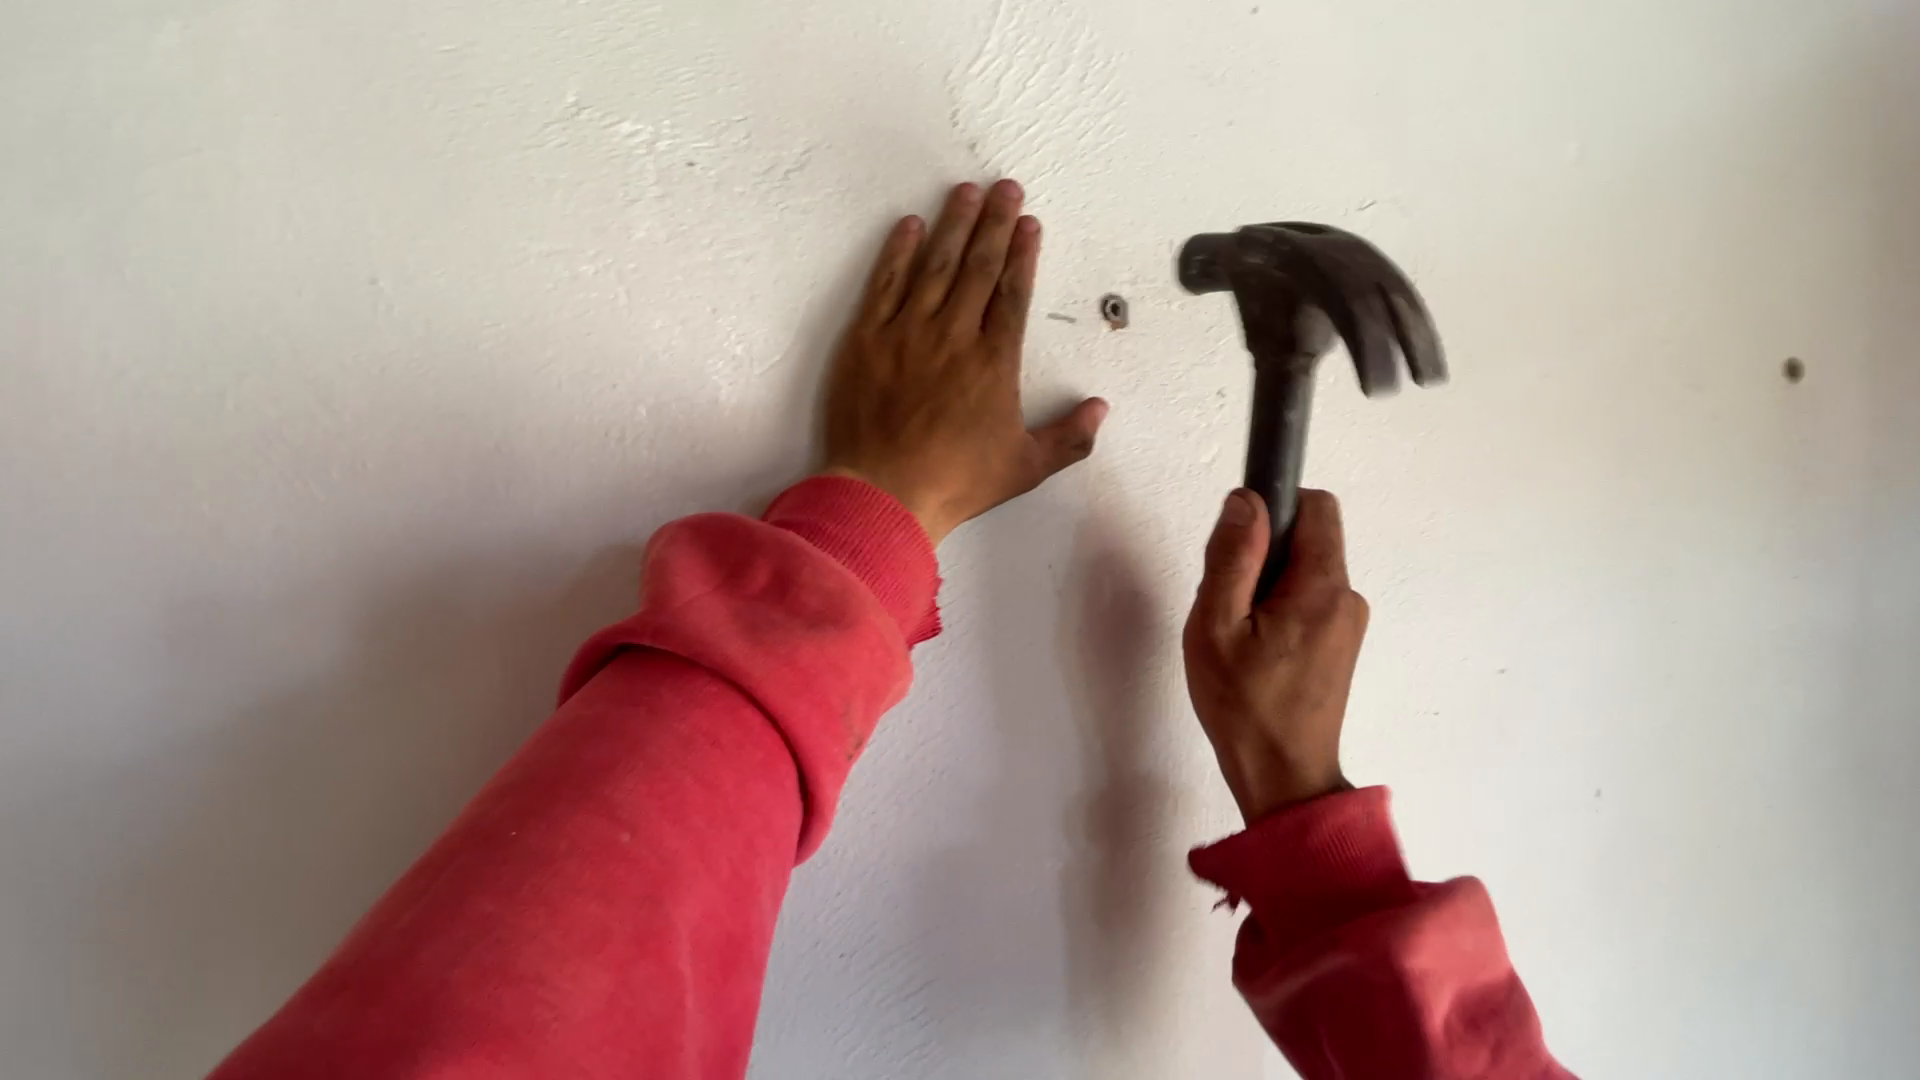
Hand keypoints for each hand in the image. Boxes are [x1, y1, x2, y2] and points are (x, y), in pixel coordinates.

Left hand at [821, 180, 1108, 544]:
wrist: (884, 494)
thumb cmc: (954, 483)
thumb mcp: (1024, 468)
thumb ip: (1069, 438)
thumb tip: (1100, 410)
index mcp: (994, 363)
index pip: (1012, 293)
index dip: (1022, 255)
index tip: (1029, 224)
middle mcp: (953, 337)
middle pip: (977, 267)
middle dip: (994, 224)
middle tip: (1004, 188)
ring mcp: (907, 334)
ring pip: (934, 266)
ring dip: (951, 225)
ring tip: (964, 192)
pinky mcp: (866, 341)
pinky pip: (885, 285)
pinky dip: (897, 253)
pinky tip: (908, 226)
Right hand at [1182, 489, 1369, 823]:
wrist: (1281, 777)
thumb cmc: (1243, 702)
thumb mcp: (1216, 624)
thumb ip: (1232, 557)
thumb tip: (1245, 499)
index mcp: (1323, 585)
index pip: (1316, 505)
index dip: (1274, 504)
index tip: (1237, 540)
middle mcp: (1347, 596)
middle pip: (1305, 540)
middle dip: (1259, 554)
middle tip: (1224, 604)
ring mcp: (1347, 624)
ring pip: (1299, 573)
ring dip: (1262, 587)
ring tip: (1235, 635)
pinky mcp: (1339, 645)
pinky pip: (1304, 602)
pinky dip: (1274, 610)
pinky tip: (1252, 652)